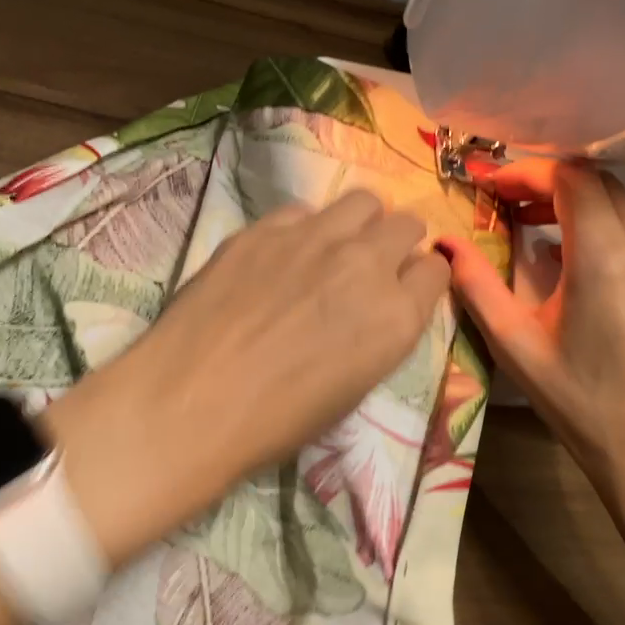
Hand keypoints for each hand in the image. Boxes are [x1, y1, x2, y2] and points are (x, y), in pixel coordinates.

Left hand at [48, 189, 449, 563]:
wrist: (190, 401)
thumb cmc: (273, 422)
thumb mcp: (349, 391)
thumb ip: (376, 337)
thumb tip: (373, 309)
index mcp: (396, 318)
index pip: (435, 271)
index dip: (420, 279)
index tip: (404, 288)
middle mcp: (364, 265)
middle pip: (405, 224)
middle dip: (397, 242)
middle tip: (372, 264)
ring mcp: (312, 238)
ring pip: (362, 201)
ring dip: (359, 222)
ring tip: (334, 247)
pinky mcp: (263, 229)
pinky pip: (303, 211)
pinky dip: (305, 227)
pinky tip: (282, 255)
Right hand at [436, 161, 624, 570]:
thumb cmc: (584, 408)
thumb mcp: (517, 348)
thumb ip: (476, 286)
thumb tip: (442, 244)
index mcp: (606, 257)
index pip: (570, 177)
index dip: (526, 171)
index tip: (492, 185)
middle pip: (600, 184)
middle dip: (550, 185)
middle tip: (509, 208)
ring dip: (582, 207)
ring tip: (542, 236)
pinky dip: (612, 230)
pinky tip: (587, 268)